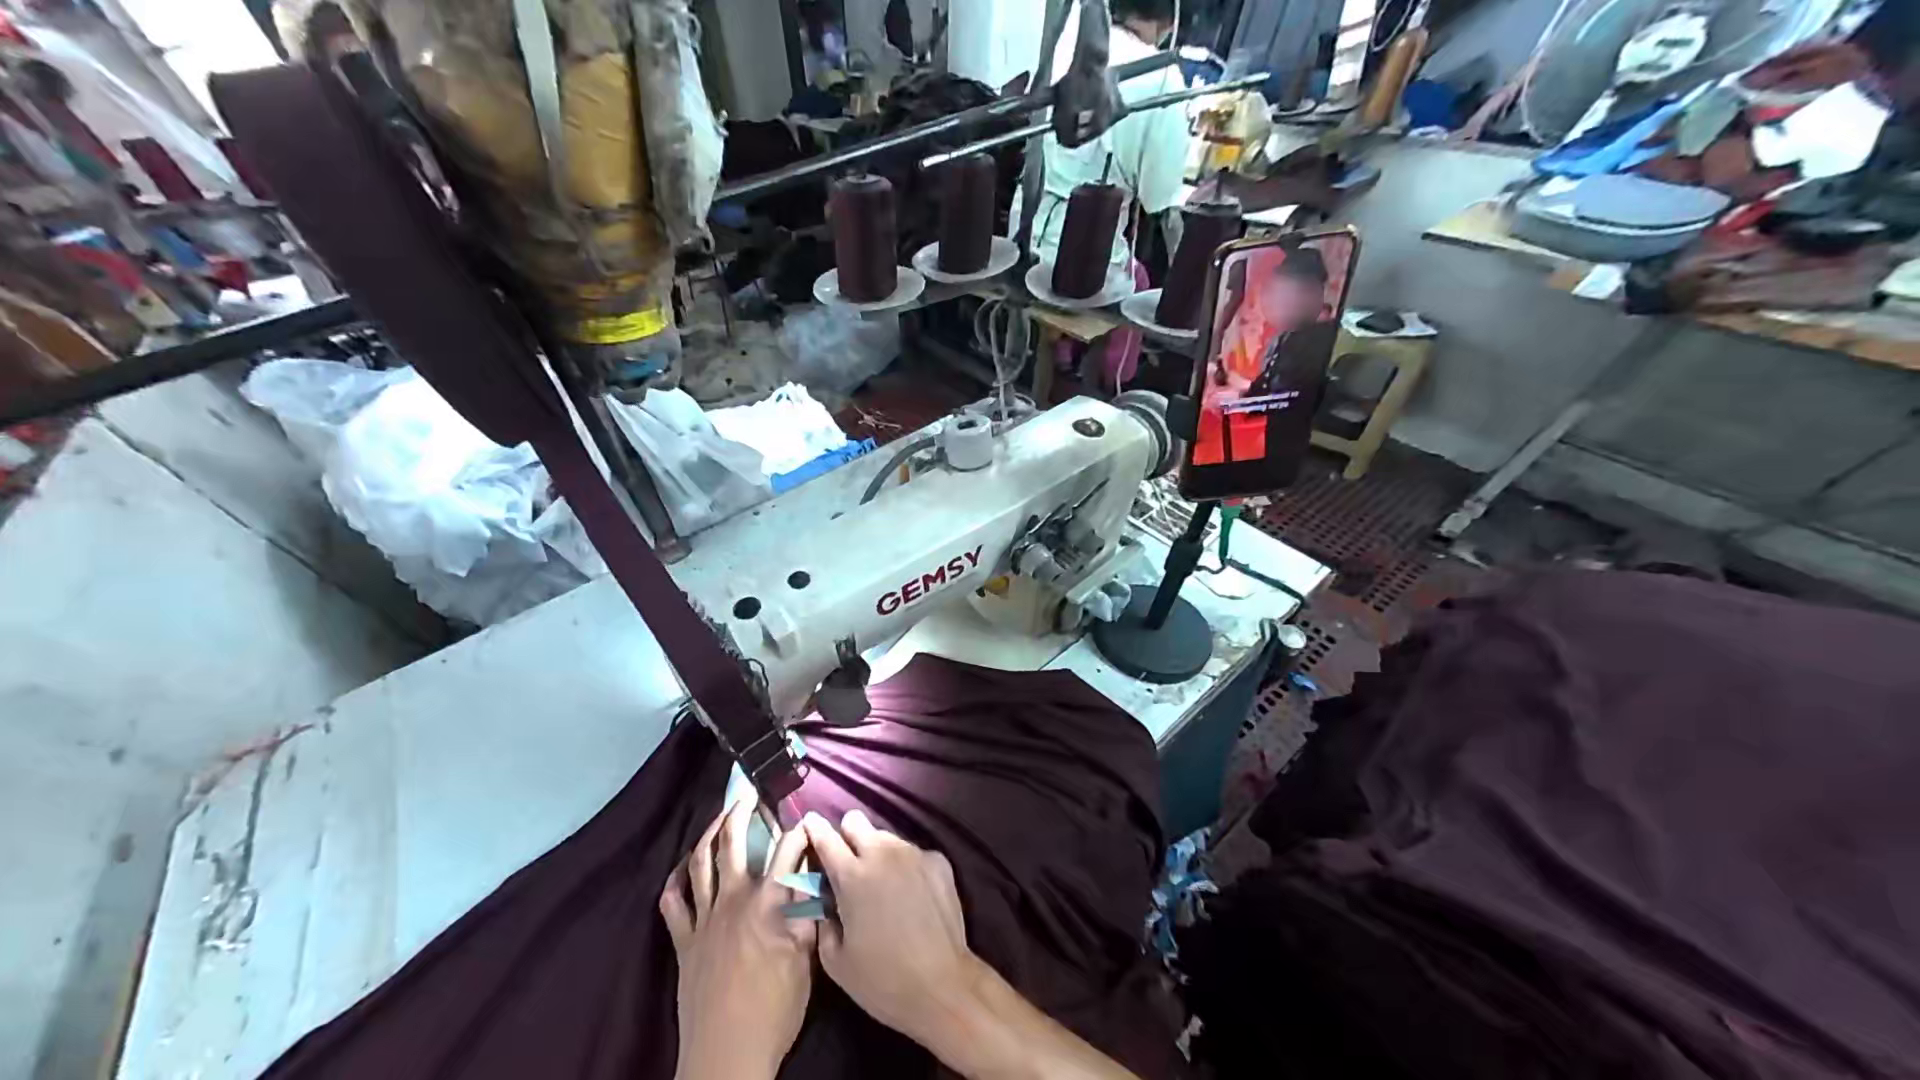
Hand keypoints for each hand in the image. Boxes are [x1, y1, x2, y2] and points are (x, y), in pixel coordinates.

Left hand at [661, 799, 815, 1079]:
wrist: (728, 1054)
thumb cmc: (776, 1009)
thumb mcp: (806, 960)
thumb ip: (809, 912)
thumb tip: (815, 878)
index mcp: (768, 902)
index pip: (787, 851)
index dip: (801, 832)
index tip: (809, 822)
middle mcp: (733, 900)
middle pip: (733, 843)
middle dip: (741, 812)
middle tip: (747, 793)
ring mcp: (703, 920)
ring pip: (700, 865)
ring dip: (709, 835)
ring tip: (719, 817)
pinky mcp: (683, 942)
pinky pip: (672, 904)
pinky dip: (675, 882)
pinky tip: (680, 870)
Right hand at [799, 811, 979, 1044]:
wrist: (942, 986)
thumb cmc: (882, 980)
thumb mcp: (835, 961)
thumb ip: (823, 920)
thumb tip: (824, 899)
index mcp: (851, 876)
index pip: (825, 836)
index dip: (815, 828)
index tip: (810, 823)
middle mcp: (882, 854)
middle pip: (856, 821)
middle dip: (848, 835)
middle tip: (849, 863)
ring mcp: (914, 854)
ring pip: (886, 837)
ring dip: (878, 853)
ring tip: (883, 886)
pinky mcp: (939, 861)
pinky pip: (913, 853)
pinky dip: (906, 867)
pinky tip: (911, 895)